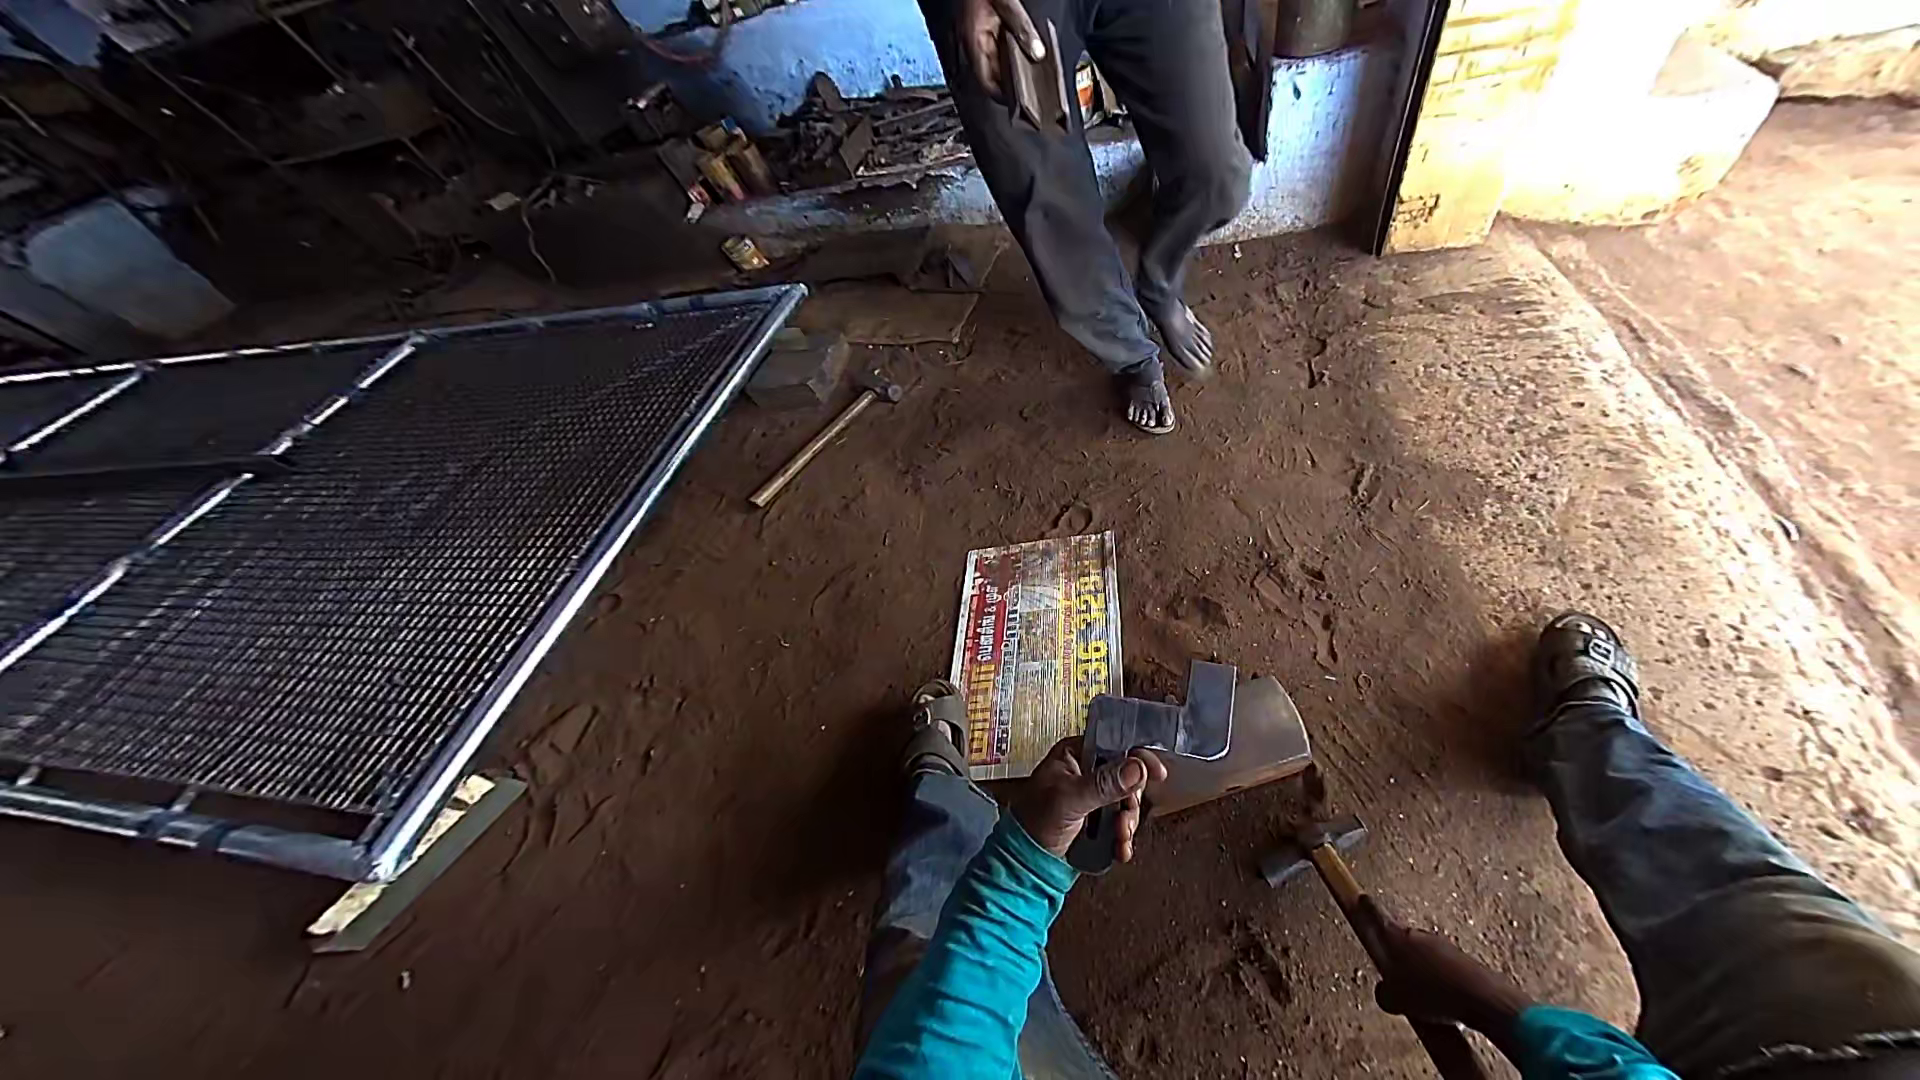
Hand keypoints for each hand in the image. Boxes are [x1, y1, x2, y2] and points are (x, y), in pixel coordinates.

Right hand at [956, 0, 1045, 100]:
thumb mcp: (1006, 2)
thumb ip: (1021, 27)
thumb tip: (1037, 54)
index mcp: (975, 43)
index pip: (988, 85)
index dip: (1005, 97)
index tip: (1022, 104)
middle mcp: (972, 45)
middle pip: (993, 77)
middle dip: (1011, 84)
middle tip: (1031, 90)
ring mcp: (976, 38)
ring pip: (994, 64)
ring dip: (1010, 70)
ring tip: (1029, 73)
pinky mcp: (981, 30)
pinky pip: (994, 51)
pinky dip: (1008, 55)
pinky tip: (1021, 52)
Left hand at [1013, 737, 1166, 860]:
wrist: (1025, 862)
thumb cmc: (1037, 820)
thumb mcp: (1071, 799)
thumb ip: (1104, 784)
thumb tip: (1137, 767)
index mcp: (1074, 754)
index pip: (1112, 744)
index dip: (1137, 757)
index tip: (1157, 773)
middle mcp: (1084, 770)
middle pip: (1126, 776)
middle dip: (1130, 801)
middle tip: (1124, 821)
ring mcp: (1091, 795)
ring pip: (1126, 802)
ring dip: (1127, 822)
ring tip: (1120, 840)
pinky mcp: (1095, 819)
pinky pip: (1120, 822)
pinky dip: (1123, 836)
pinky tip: (1120, 850)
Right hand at [1362, 897, 1533, 1041]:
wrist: (1485, 1000)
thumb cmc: (1434, 993)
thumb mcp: (1396, 1000)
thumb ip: (1384, 992)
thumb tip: (1384, 993)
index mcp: (1395, 936)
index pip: (1375, 915)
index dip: (1366, 908)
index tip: (1362, 899)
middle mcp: (1416, 934)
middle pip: (1401, 937)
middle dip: (1398, 953)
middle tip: (1396, 974)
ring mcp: (1443, 946)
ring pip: (1425, 953)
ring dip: (1422, 968)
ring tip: (1425, 996)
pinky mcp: (1465, 961)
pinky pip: (1446, 967)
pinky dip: (1443, 979)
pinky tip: (1446, 1001)